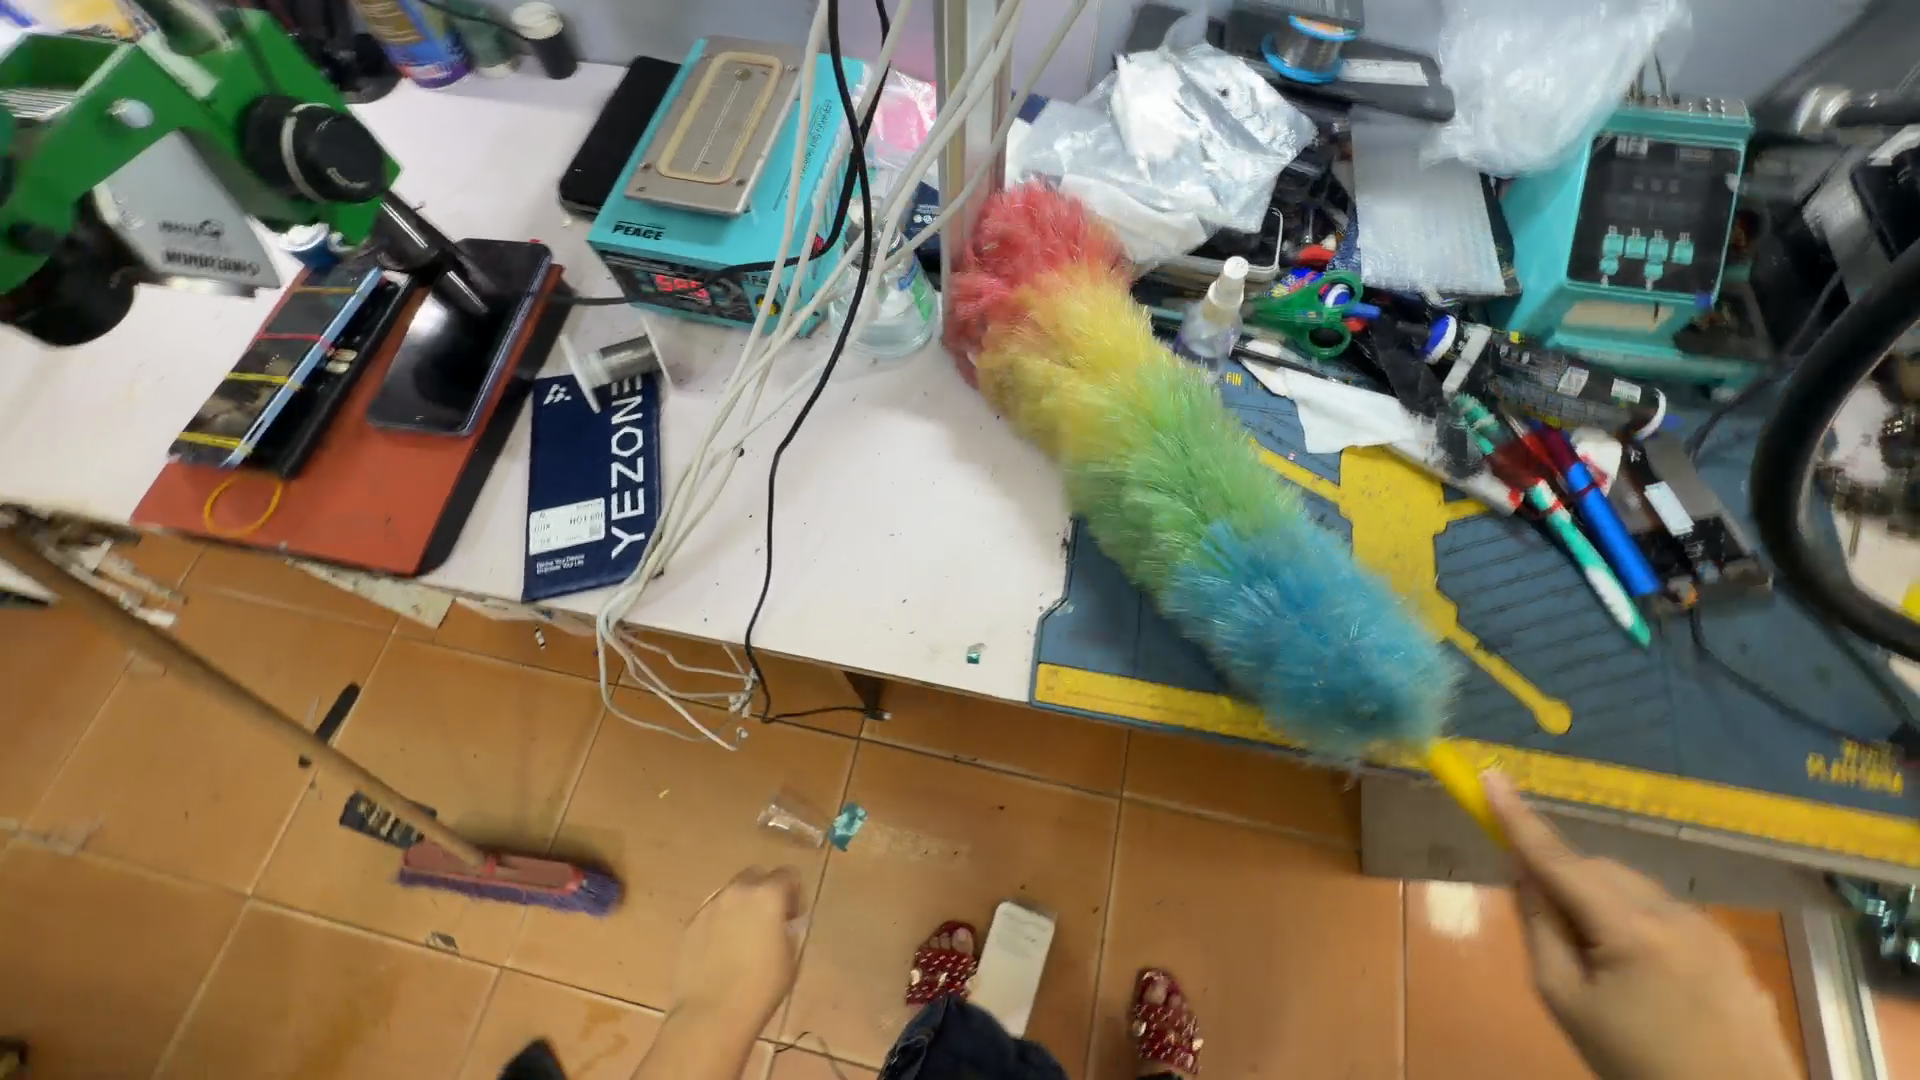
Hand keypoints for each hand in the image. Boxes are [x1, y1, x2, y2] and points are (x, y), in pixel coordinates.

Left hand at [672, 866, 805, 1034]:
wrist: (710, 1016)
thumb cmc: (760, 989)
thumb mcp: (790, 957)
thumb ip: (788, 929)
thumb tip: (781, 924)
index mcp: (769, 895)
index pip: (788, 874)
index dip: (795, 893)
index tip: (793, 917)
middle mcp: (738, 891)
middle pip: (756, 875)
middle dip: (765, 892)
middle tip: (768, 922)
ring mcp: (710, 906)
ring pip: (731, 893)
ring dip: (741, 906)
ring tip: (741, 938)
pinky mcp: (690, 925)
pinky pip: (711, 913)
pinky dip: (720, 923)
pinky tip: (720, 951)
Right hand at [1484, 773, 1800, 1079]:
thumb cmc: (1634, 1062)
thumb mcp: (1563, 998)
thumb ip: (1539, 926)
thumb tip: (1524, 872)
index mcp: (1631, 931)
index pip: (1557, 860)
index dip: (1517, 817)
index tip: (1489, 774)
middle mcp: (1675, 915)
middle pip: (1594, 868)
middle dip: (1562, 877)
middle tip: (1547, 923)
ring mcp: (1708, 930)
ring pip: (1627, 886)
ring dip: (1596, 899)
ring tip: (1598, 960)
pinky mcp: (1728, 948)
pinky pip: (1659, 911)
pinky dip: (1630, 919)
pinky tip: (1639, 973)